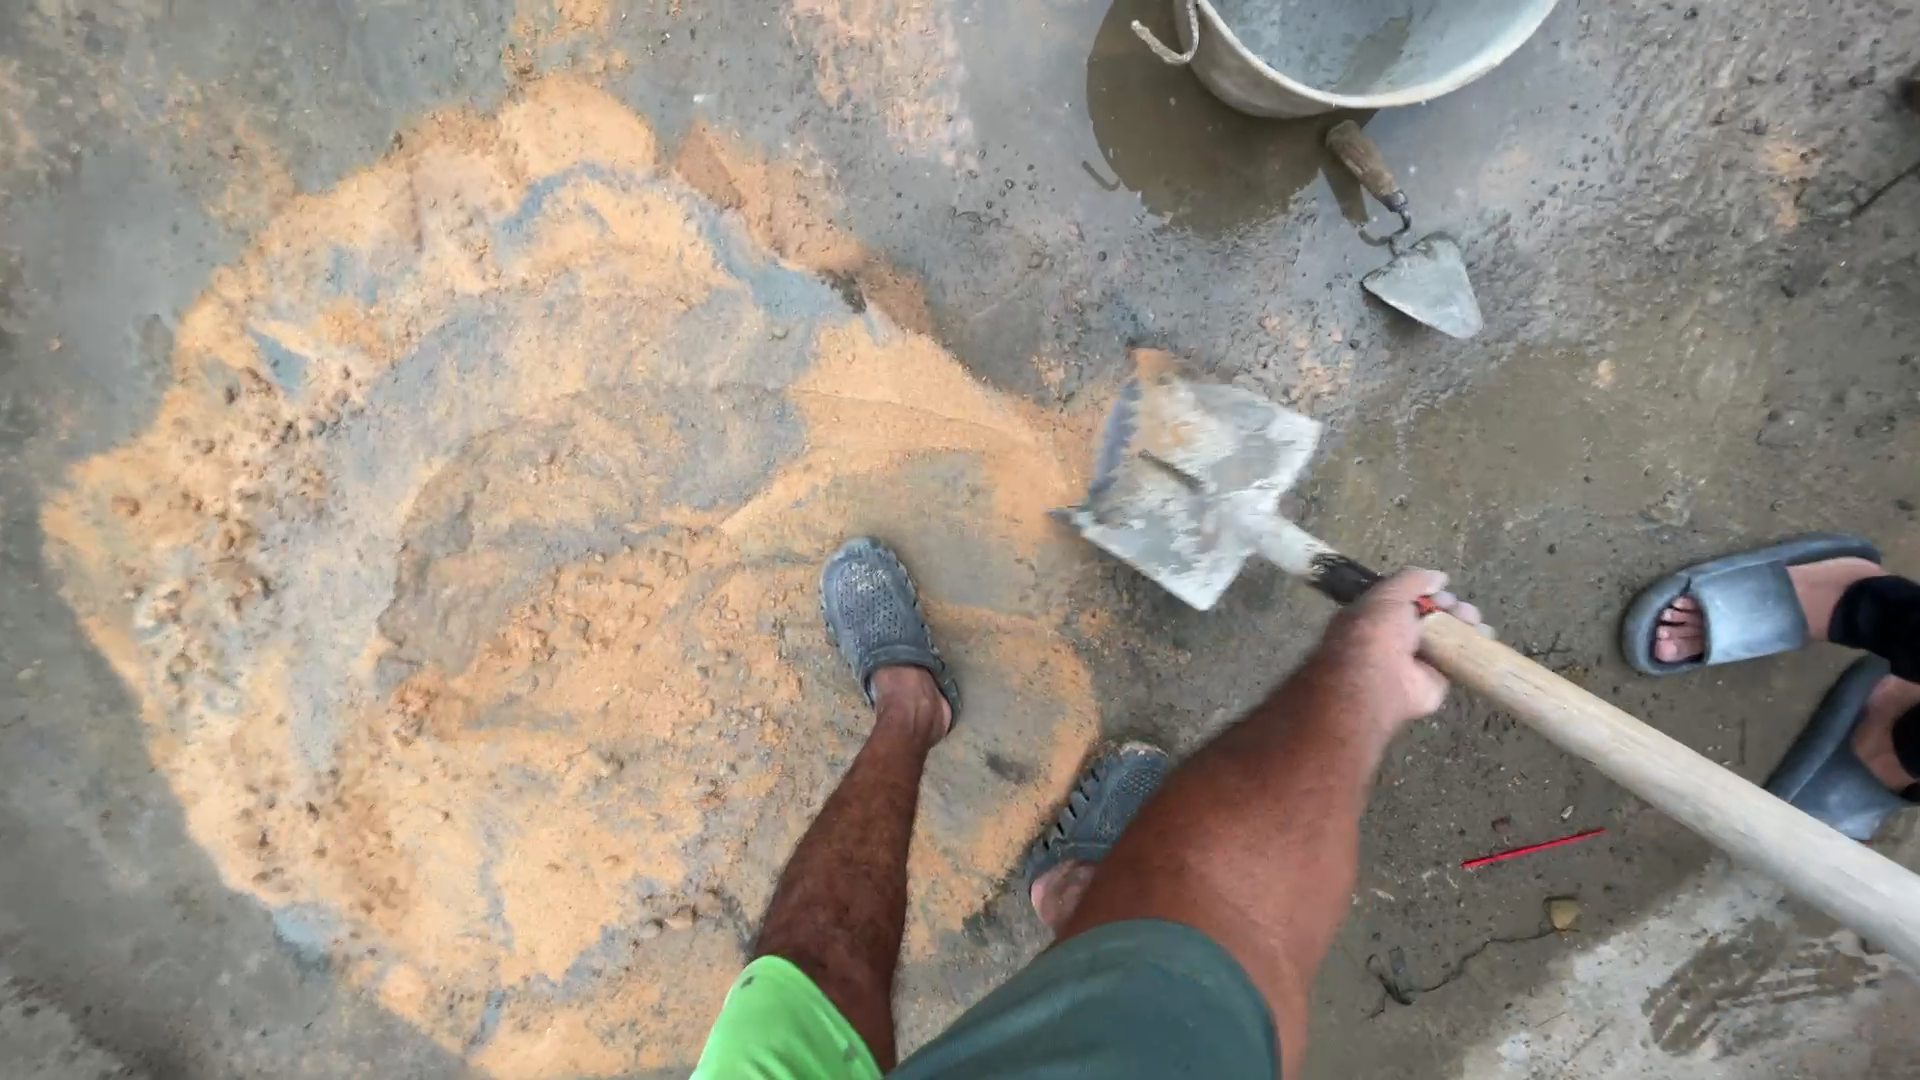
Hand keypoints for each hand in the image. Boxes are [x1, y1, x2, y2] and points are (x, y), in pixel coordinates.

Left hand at [1309, 568, 1481, 735]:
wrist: (1379, 681)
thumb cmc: (1375, 632)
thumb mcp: (1386, 596)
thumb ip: (1410, 581)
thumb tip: (1438, 577)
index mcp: (1374, 615)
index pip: (1405, 598)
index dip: (1426, 591)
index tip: (1441, 589)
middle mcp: (1393, 635)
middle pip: (1430, 615)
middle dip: (1449, 606)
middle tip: (1460, 609)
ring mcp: (1416, 657)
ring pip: (1447, 634)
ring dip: (1465, 623)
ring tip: (1474, 620)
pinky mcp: (1436, 676)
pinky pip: (1458, 658)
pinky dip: (1475, 646)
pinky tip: (1485, 635)